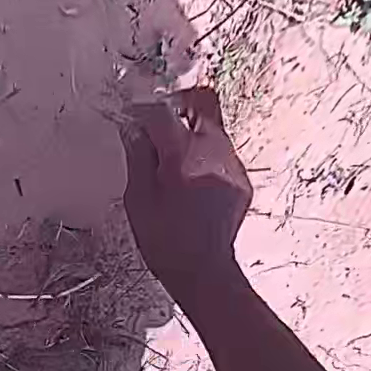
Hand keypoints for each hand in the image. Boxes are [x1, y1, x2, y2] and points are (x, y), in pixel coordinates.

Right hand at [120, 87, 252, 301]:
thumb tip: (134, 132)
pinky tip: (186, 183)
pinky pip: (220, 152)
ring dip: (189, 133)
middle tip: (156, 126)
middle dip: (176, 106)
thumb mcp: (138, 199)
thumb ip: (138, 158)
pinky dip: (201, 156)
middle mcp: (214, 149)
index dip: (142, 112)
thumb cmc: (166, 240)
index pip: (161, 112)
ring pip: (212, 126)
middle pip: (202, 101)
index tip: (130, 118)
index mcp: (183, 153)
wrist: (203, 269)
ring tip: (168, 161)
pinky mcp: (240, 177)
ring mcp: (232, 162)